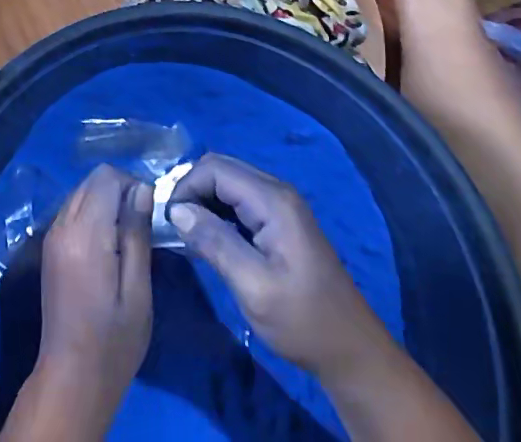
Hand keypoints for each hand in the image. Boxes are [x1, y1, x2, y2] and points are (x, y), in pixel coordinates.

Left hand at [24, 165, 153, 432]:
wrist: (72, 375)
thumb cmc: (114, 339)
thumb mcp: (137, 289)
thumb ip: (136, 234)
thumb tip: (142, 189)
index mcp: (84, 234)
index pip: (105, 177)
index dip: (132, 184)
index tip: (150, 212)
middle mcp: (62, 226)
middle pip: (91, 180)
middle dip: (119, 190)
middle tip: (143, 223)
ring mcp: (51, 236)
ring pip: (80, 193)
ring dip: (105, 201)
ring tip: (128, 235)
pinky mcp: (49, 248)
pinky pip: (72, 211)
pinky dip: (92, 214)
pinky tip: (109, 245)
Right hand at [167, 154, 390, 377]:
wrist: (350, 351)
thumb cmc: (303, 321)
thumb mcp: (254, 287)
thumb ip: (215, 242)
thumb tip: (176, 209)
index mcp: (274, 201)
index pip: (215, 169)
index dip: (186, 187)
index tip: (170, 221)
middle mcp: (277, 192)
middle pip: (220, 169)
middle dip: (191, 190)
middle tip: (175, 227)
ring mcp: (280, 206)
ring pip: (228, 183)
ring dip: (202, 201)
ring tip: (188, 235)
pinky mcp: (279, 221)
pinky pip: (238, 201)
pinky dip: (217, 212)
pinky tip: (208, 239)